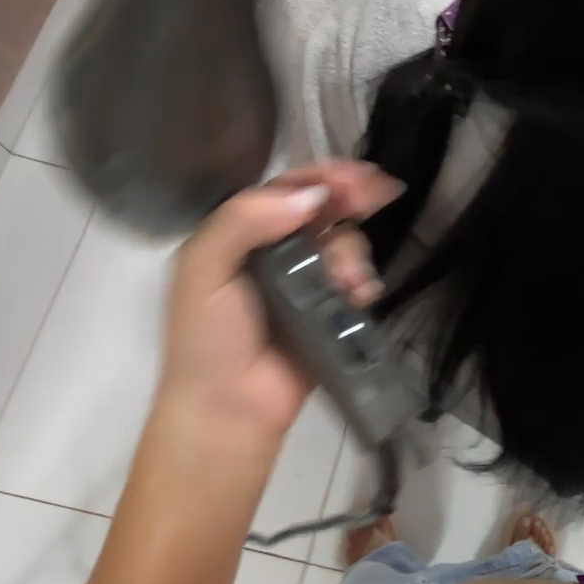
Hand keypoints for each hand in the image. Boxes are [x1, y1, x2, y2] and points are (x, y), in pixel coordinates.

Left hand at [157, 161, 402, 440]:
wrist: (228, 407)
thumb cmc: (208, 335)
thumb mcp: (204, 267)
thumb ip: (245, 220)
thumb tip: (311, 197)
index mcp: (242, 232)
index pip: (287, 189)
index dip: (323, 176)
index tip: (357, 176)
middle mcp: (277, 249)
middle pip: (324, 208)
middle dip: (353, 198)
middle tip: (380, 194)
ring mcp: (308, 281)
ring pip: (345, 243)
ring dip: (354, 252)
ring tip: (349, 282)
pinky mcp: (332, 311)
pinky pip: (358, 282)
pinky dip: (366, 282)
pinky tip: (363, 295)